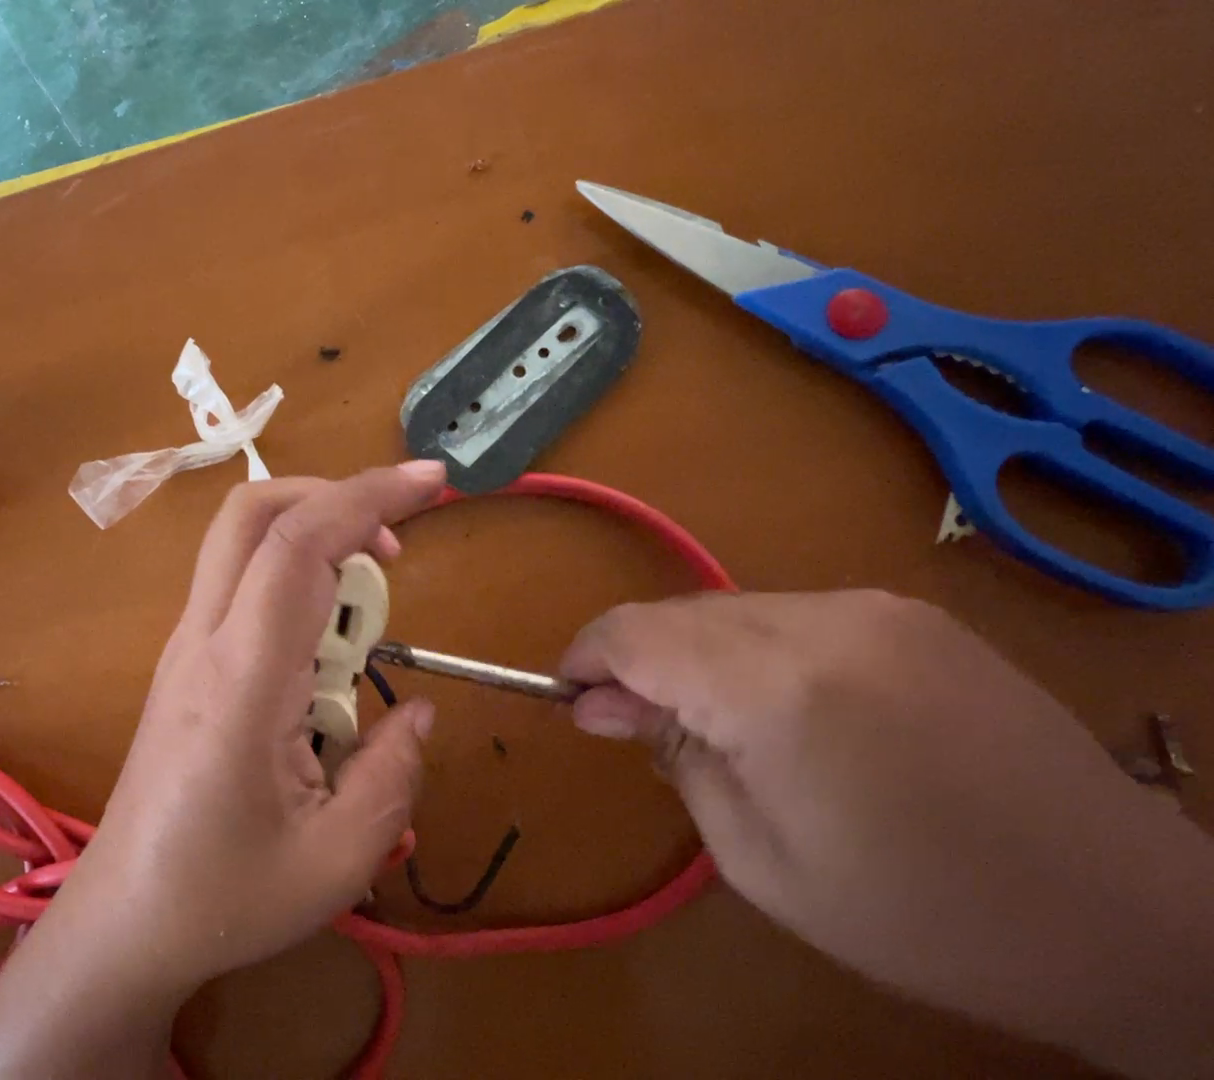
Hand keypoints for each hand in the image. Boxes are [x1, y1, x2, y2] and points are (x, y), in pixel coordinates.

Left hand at [0, 463, 445, 1078]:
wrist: (123, 923)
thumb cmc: (225, 897)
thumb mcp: (339, 858)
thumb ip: (394, 774)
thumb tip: (416, 712)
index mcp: (242, 679)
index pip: (297, 546)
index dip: (367, 496)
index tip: (433, 483)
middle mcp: (203, 643)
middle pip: (250, 515)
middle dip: (331, 496)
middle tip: (396, 544)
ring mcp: (183, 650)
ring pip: (240, 546)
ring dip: (311, 543)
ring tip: (367, 615)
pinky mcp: (180, 667)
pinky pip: (237, 590)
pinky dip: (290, 584)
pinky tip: (322, 656)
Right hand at [562, 590, 1213, 1079]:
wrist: (1122, 917)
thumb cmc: (915, 913)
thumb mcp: (758, 858)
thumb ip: (672, 757)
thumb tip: (604, 704)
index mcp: (774, 688)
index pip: (632, 633)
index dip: (583, 658)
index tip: (570, 702)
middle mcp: (822, 621)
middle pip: (676, 612)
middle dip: (636, 660)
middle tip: (632, 725)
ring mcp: (876, 609)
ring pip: (728, 607)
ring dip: (692, 653)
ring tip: (709, 724)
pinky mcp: (913, 615)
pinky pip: (789, 614)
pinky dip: (750, 649)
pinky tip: (777, 706)